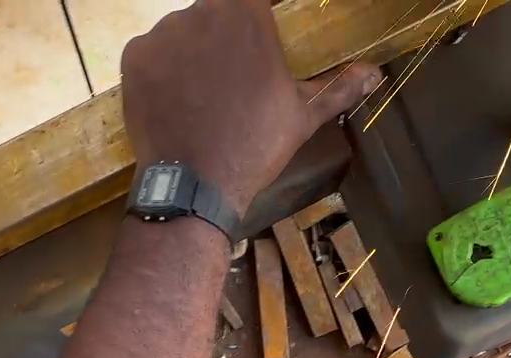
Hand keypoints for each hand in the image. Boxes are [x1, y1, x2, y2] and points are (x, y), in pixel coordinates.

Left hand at [121, 0, 381, 208]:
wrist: (197, 186)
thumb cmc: (255, 147)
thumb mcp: (302, 117)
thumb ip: (338, 87)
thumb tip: (375, 73)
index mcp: (246, 12)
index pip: (252, 5)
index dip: (257, 27)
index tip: (258, 53)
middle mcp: (201, 8)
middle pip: (215, 15)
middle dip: (224, 45)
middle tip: (232, 89)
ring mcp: (162, 32)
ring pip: (183, 36)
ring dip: (193, 60)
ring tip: (203, 104)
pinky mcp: (134, 58)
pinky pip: (152, 57)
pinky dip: (164, 77)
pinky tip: (177, 108)